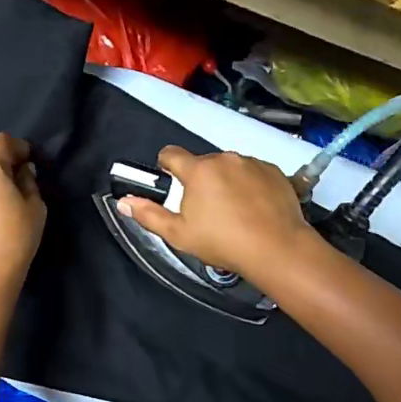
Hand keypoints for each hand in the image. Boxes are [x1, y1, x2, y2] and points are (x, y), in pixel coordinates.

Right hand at [117, 145, 318, 277]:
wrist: (276, 247)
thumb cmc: (222, 242)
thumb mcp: (179, 234)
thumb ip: (149, 215)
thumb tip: (123, 201)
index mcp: (198, 170)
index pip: (171, 154)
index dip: (166, 166)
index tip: (169, 181)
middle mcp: (225, 158)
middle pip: (203, 164)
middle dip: (200, 181)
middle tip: (205, 211)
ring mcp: (253, 163)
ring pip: (230, 168)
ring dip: (227, 182)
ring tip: (234, 212)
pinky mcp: (275, 172)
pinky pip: (254, 173)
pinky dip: (251, 186)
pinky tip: (255, 209)